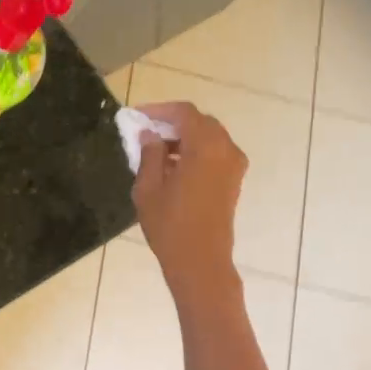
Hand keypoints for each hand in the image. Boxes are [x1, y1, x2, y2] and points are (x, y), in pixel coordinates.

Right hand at [132, 101, 248, 299]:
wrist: (200, 259)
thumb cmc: (169, 225)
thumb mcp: (148, 188)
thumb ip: (150, 155)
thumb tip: (150, 135)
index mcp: (205, 147)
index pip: (184, 113)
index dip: (159, 110)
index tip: (137, 115)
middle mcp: (225, 149)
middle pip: (200, 122)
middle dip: (173, 122)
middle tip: (145, 130)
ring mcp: (233, 164)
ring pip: (209, 137)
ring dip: (183, 137)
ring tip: (155, 149)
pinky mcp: (233, 179)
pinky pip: (214, 153)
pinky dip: (194, 150)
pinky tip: (172, 166)